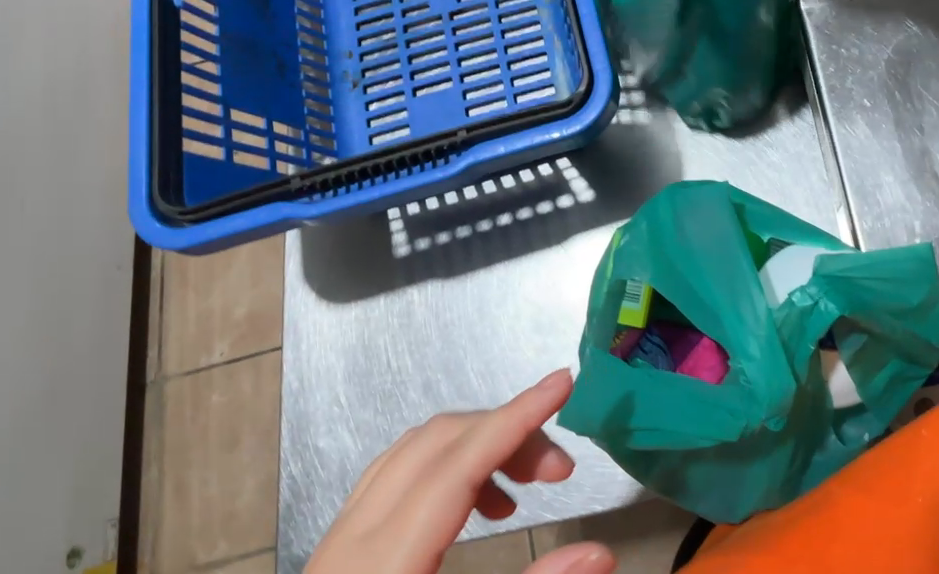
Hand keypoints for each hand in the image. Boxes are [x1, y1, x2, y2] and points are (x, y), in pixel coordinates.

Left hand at [306, 370, 614, 573]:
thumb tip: (600, 554)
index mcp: (384, 561)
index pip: (460, 460)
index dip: (516, 416)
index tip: (563, 382)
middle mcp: (354, 536)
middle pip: (440, 442)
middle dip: (508, 433)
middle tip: (561, 470)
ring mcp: (339, 539)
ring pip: (415, 450)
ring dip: (477, 447)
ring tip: (525, 486)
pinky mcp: (338, 549)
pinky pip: (396, 474)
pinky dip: (447, 467)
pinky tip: (477, 505)